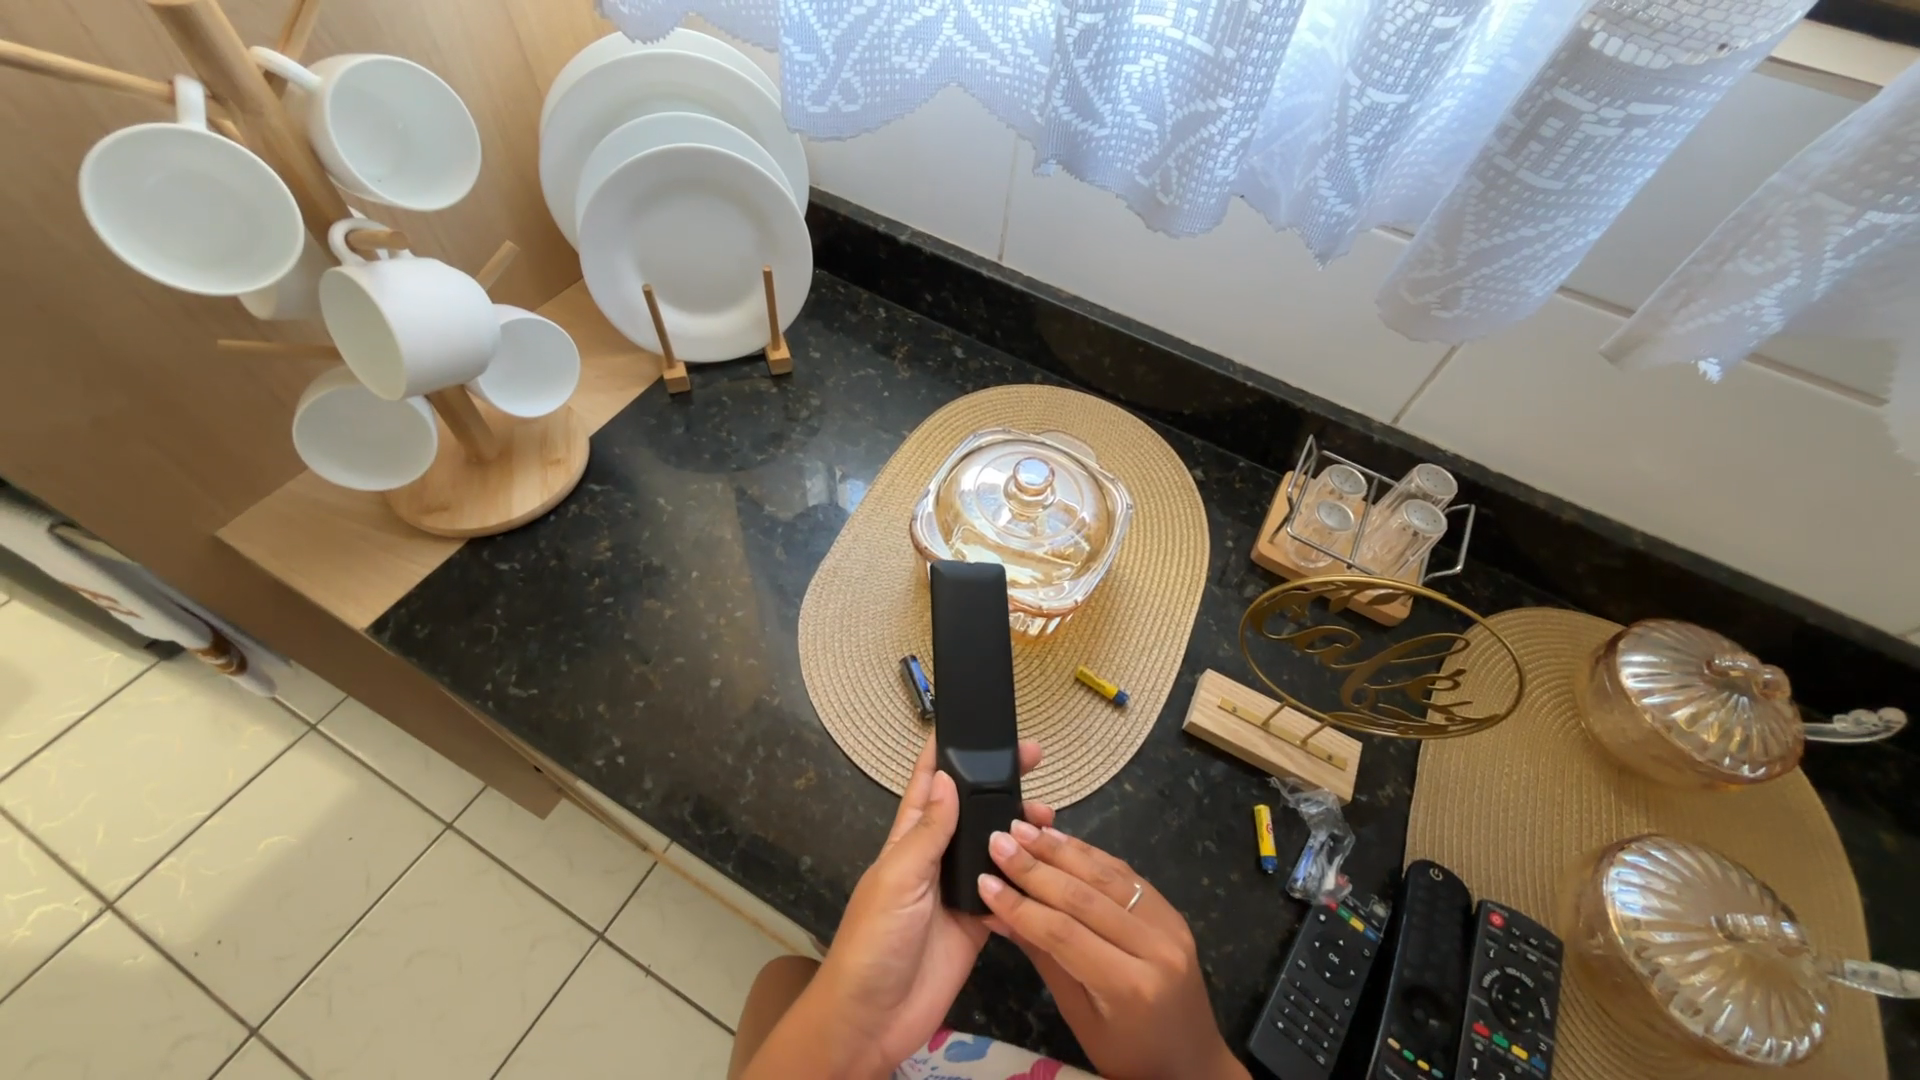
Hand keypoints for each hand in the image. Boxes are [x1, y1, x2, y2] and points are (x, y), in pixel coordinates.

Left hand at [808, 735, 1052, 1073]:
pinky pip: (1008, 890)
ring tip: (1051, 814)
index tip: (974, 724)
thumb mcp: (898, 878)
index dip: (946, 753)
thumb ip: (927, 832)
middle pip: (971, 809)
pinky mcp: (980, 922)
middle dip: (999, 781)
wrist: (874, 1018)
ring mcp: (960, 889)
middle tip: (1035, 757)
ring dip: (1020, 828)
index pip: (927, 783)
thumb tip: (946, 777)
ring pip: (995, 846)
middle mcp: (936, 857)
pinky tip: (1052, 861)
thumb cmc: (875, 940)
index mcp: (909, 838)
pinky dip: (1029, 875)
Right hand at [977, 824, 1248, 1079]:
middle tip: (997, 841)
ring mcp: (1168, 923)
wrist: (1194, 1064)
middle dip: (1034, 867)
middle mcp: (1155, 947)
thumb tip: (994, 913)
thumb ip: (1042, 957)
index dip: (1020, 904)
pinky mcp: (1171, 909)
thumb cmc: (1129, 1056)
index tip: (984, 880)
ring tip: (1022, 829)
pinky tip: (1060, 839)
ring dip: (1059, 849)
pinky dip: (1088, 853)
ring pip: (1105, 875)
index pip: (1063, 933)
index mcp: (1130, 986)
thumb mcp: (1079, 1018)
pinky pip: (1124, 873)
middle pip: (1084, 896)